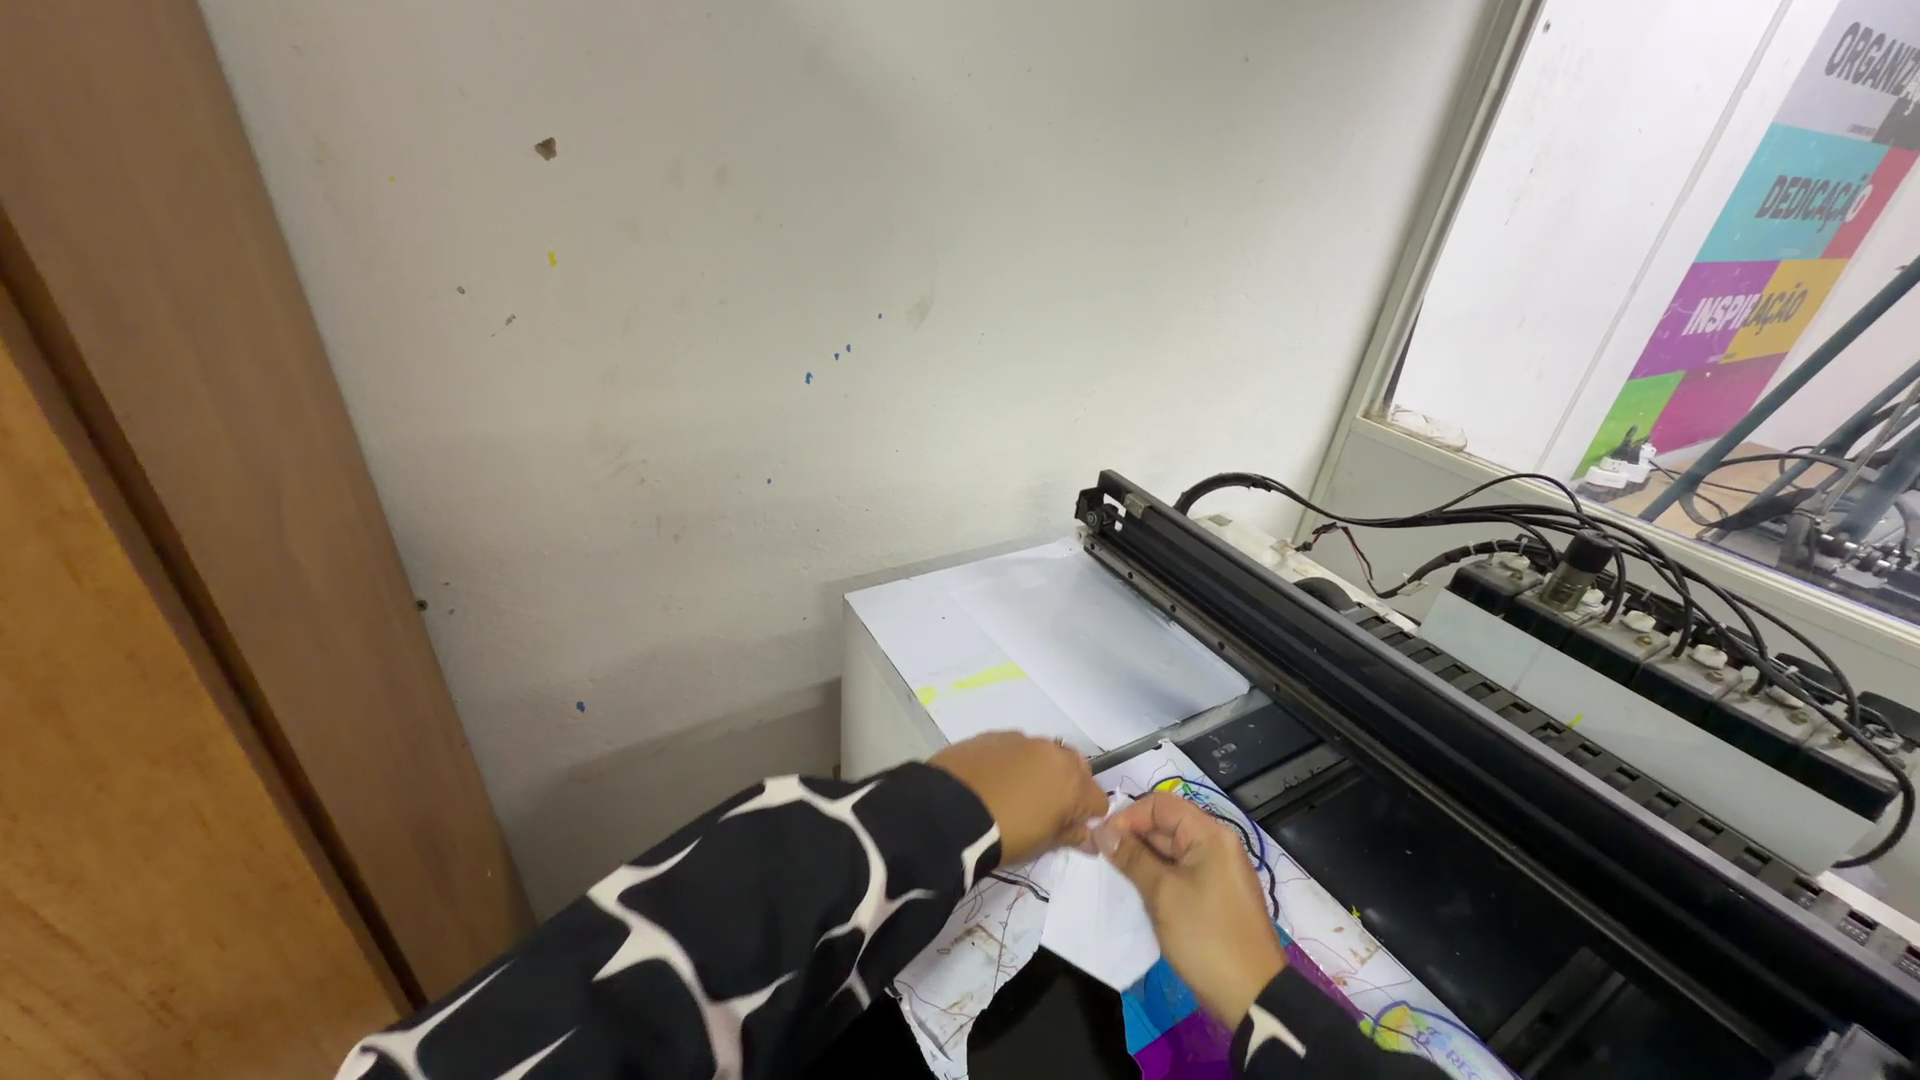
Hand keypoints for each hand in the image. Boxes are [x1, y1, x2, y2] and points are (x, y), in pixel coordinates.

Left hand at [929, 732, 1107, 864]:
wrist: (948, 810)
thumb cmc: (1004, 834)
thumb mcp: (1041, 844)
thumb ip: (1069, 835)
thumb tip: (1087, 834)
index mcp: (1072, 783)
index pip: (1099, 800)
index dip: (1088, 816)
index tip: (1072, 828)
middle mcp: (1052, 754)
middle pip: (1077, 768)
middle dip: (1070, 785)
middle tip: (1048, 808)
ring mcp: (1022, 740)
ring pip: (1045, 753)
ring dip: (1041, 769)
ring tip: (1018, 792)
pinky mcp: (993, 735)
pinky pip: (1015, 747)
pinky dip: (1013, 760)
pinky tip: (996, 778)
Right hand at [1096, 792, 1286, 1025]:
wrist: (1251, 996)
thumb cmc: (1206, 936)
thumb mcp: (1163, 894)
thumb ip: (1132, 857)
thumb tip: (1102, 830)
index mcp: (1210, 835)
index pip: (1161, 805)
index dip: (1128, 816)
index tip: (1102, 838)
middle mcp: (1216, 845)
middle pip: (1166, 825)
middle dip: (1132, 837)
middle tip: (1100, 856)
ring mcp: (1216, 870)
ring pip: (1170, 850)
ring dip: (1141, 857)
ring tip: (1113, 872)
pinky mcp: (1212, 893)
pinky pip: (1178, 871)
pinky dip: (1156, 875)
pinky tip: (1135, 888)